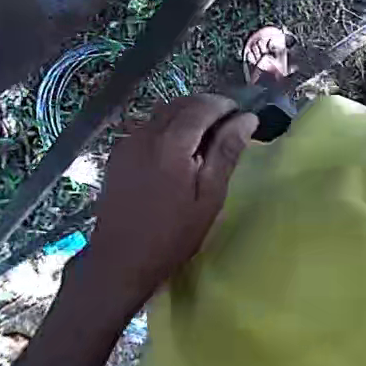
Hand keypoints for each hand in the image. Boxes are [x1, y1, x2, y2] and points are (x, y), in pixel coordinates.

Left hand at [65, 94, 257, 319]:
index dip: (224, 105)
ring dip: (186, 116)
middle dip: (206, 107)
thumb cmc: (172, 235)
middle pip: (180, 104)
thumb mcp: (209, 197)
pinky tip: (177, 153)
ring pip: (162, 114)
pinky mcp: (118, 155)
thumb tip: (247, 118)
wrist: (119, 260)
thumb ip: (226, 152)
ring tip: (205, 140)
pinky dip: (167, 128)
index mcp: (171, 143)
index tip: (241, 116)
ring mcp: (127, 143)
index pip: (201, 106)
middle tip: (227, 127)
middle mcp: (145, 134)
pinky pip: (147, 128)